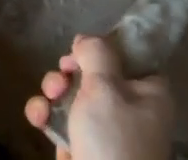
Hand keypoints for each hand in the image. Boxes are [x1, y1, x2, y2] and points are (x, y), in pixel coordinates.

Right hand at [24, 36, 174, 159]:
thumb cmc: (113, 140)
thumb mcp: (105, 87)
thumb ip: (95, 53)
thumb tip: (85, 39)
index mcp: (149, 93)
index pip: (129, 57)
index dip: (103, 47)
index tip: (82, 47)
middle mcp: (129, 110)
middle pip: (94, 73)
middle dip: (68, 69)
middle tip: (61, 73)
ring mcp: (104, 131)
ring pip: (72, 95)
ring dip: (52, 90)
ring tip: (48, 97)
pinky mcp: (81, 147)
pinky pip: (60, 120)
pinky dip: (45, 115)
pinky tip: (38, 117)